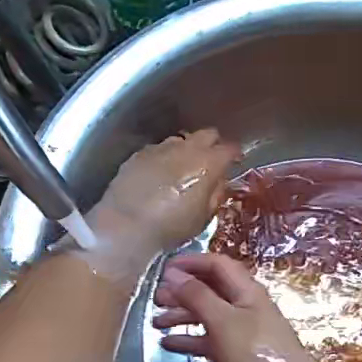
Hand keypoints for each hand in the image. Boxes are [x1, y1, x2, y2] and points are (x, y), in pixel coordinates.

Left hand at [80, 130, 239, 278]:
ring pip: (181, 139)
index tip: (236, 161)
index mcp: (207, 164)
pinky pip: (158, 149)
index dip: (235, 154)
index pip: (230, 148)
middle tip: (212, 161)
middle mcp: (185, 149)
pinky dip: (164, 157)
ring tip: (184, 167)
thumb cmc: (171, 227)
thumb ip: (216, 194)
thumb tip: (219, 181)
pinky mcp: (138, 154)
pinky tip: (160, 174)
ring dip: (187, 149)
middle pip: (207, 134)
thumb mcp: (203, 218)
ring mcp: (160, 148)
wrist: (125, 226)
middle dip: (213, 144)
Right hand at [152, 252, 337, 361]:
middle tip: (154, 299)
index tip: (161, 269)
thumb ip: (198, 296)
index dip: (191, 263)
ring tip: (155, 322)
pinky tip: (167, 345)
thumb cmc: (258, 357)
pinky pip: (208, 343)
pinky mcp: (236, 360)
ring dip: (182, 315)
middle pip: (210, 290)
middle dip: (182, 290)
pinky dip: (189, 340)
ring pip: (207, 317)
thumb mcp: (225, 322)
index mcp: (246, 292)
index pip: (217, 265)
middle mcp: (244, 309)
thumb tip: (173, 273)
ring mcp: (241, 335)